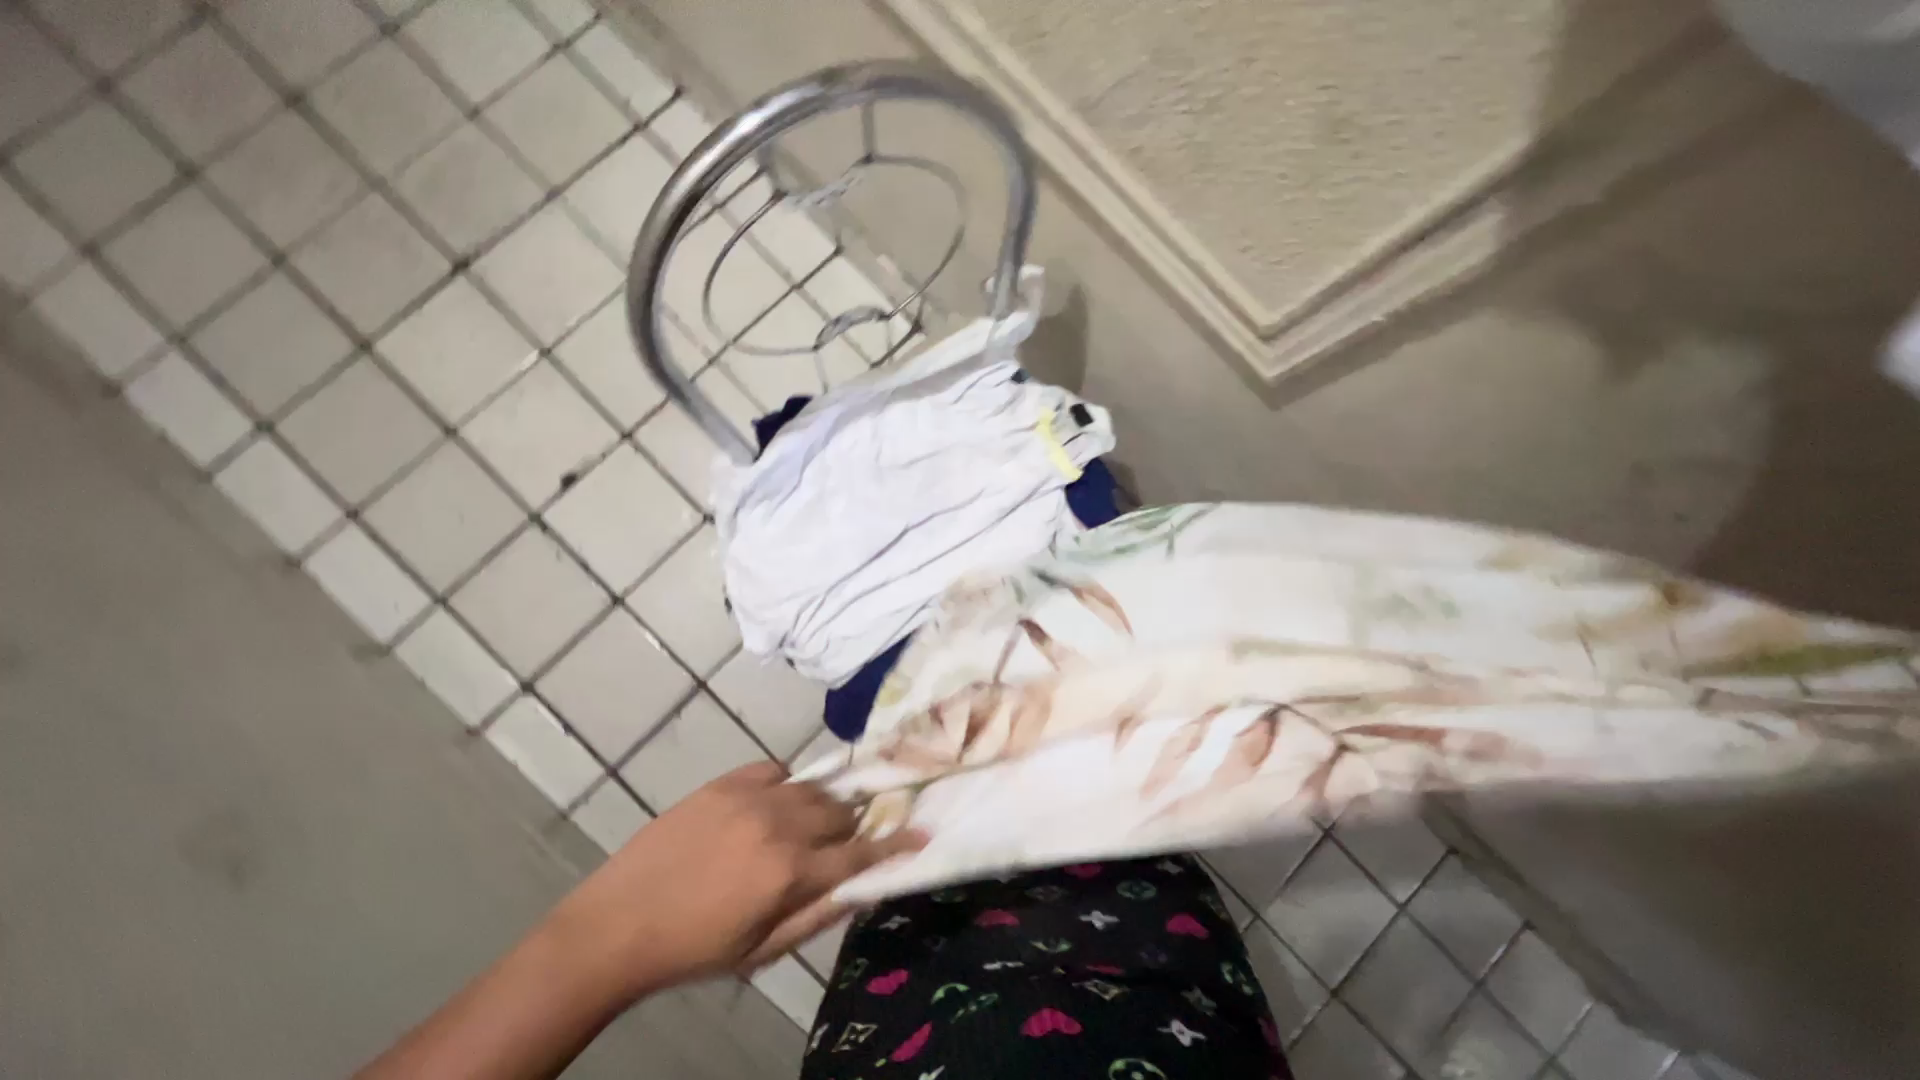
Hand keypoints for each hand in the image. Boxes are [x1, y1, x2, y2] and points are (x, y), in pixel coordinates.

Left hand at [549, 762, 924, 996]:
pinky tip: (775, 802)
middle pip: (840, 812)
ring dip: (822, 805)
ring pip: (811, 789)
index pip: (859, 853)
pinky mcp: (722, 783)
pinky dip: (785, 783)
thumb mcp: (763, 950)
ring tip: (811, 823)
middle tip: (845, 843)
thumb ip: (818, 916)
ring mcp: (749, 798)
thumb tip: (863, 888)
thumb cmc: (695, 948)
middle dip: (852, 827)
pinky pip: (773, 769)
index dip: (895, 844)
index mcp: (789, 873)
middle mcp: (778, 825)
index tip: (923, 832)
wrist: (619, 923)